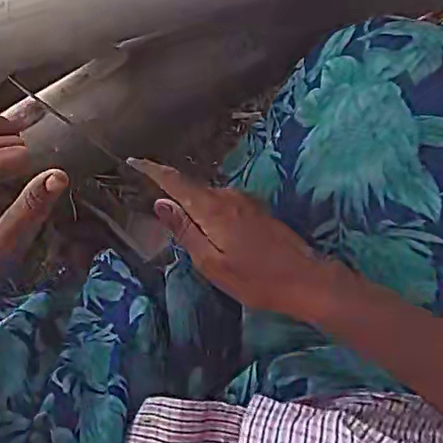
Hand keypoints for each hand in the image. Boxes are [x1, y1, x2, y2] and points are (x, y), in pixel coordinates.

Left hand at [0, 107, 67, 287]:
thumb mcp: (4, 240)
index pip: (20, 154)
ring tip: (20, 151)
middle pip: (7, 136)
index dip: (36, 170)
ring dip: (7, 129)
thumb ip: (30, 207)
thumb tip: (57, 177)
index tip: (35, 188)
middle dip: (25, 154)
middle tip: (30, 179)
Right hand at [130, 159, 338, 317]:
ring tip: (186, 229)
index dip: (153, 170)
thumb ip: (184, 231)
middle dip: (172, 193)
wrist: (308, 280)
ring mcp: (245, 200)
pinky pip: (222, 203)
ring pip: (208, 197)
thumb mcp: (211, 262)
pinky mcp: (256, 209)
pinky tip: (214, 233)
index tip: (135, 161)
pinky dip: (210, 211)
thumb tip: (161, 203)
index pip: (176, 181)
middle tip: (158, 211)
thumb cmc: (256, 279)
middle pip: (191, 188)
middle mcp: (228, 196)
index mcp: (213, 208)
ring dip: (194, 206)